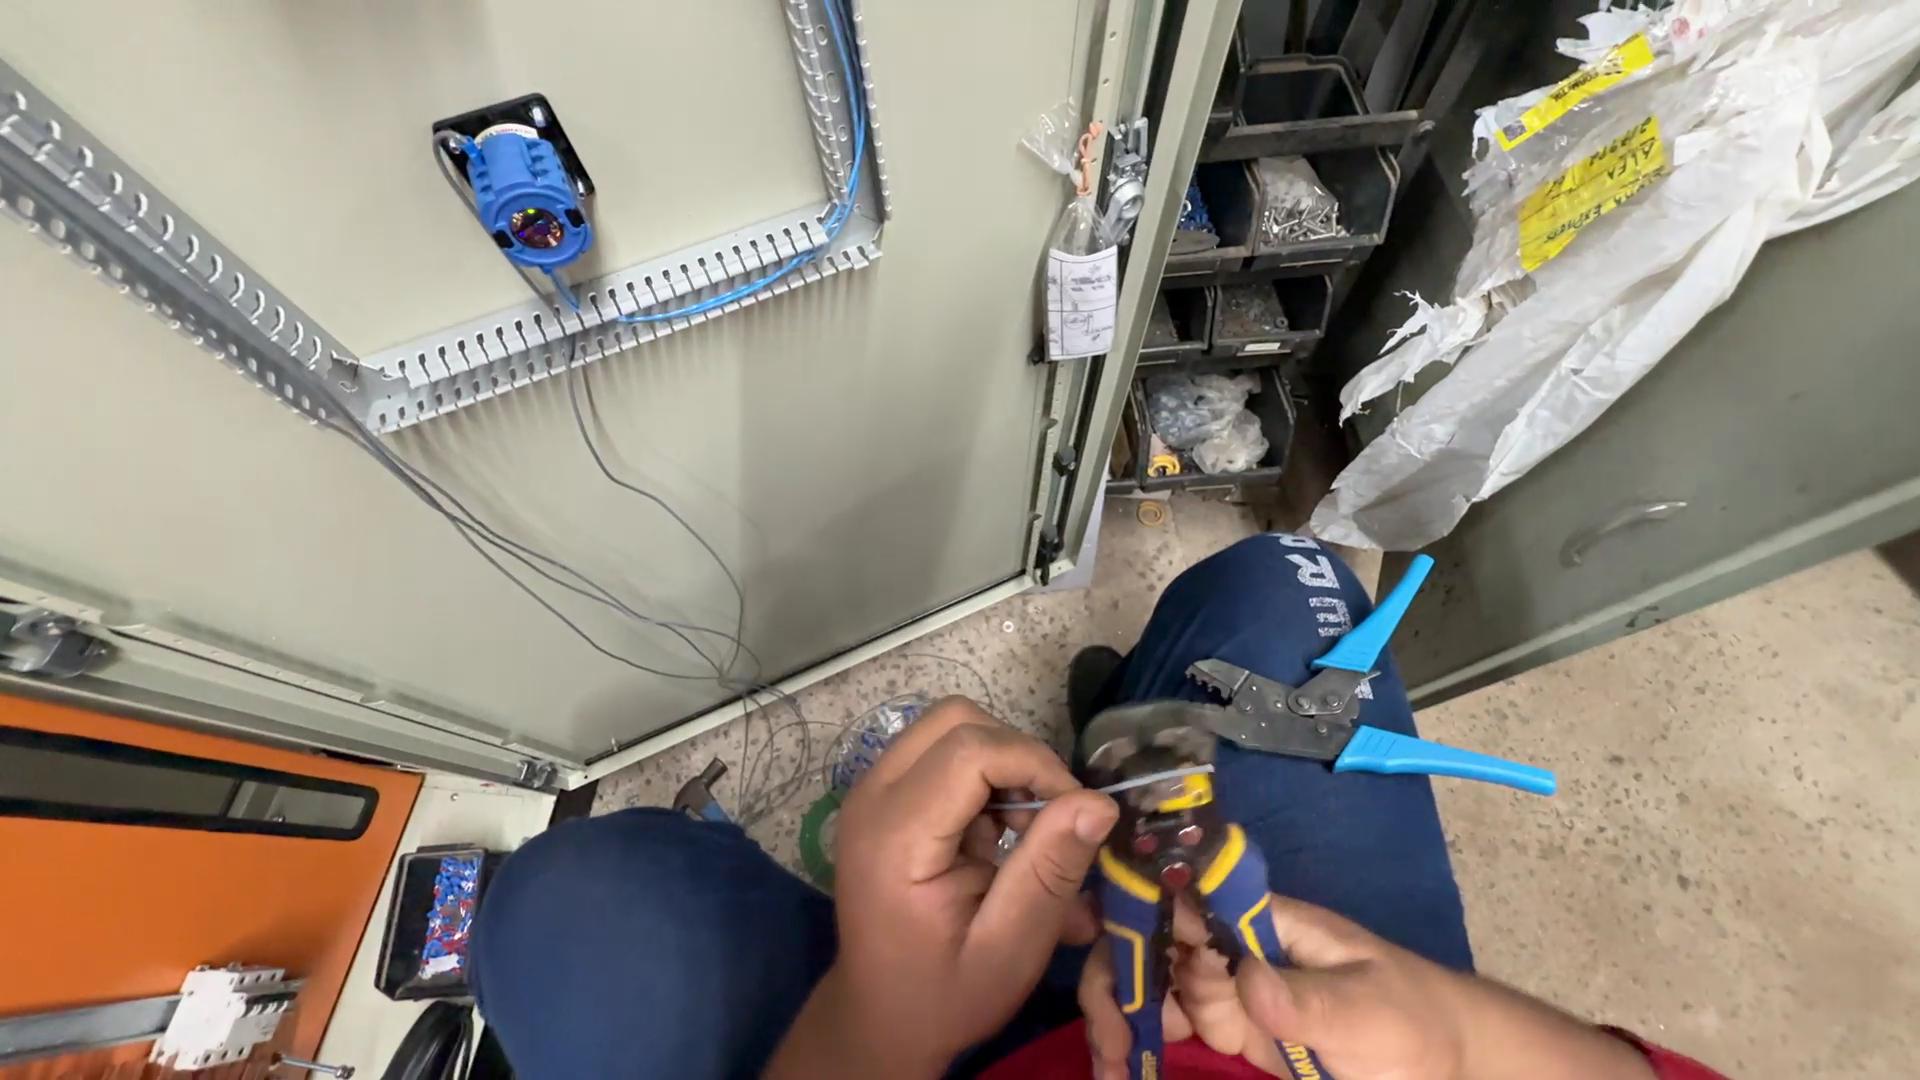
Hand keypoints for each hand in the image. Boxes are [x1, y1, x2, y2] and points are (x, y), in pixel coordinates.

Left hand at [768, 697, 1118, 1078]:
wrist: (877, 1015)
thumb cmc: (942, 993)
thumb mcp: (1009, 949)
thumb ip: (1050, 872)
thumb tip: (1098, 803)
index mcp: (895, 835)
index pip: (969, 749)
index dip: (1034, 763)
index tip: (1075, 810)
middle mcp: (873, 794)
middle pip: (956, 719)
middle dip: (1016, 753)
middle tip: (1047, 815)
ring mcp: (871, 788)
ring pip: (950, 725)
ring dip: (1000, 762)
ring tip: (1019, 829)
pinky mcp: (882, 792)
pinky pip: (941, 749)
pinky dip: (982, 774)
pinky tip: (994, 832)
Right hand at [1081, 894, 1654, 1079]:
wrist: (1451, 1067)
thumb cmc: (1414, 1020)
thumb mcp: (1369, 1010)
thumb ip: (1308, 998)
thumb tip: (1246, 982)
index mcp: (1257, 918)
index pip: (1183, 904)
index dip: (1141, 928)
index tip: (1125, 981)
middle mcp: (1231, 943)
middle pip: (1154, 942)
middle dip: (1121, 980)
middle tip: (1112, 1043)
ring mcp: (1230, 987)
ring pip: (1155, 983)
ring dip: (1122, 1013)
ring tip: (1112, 1064)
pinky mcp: (1234, 1027)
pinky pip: (1175, 1024)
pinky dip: (1144, 1039)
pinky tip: (1124, 1066)